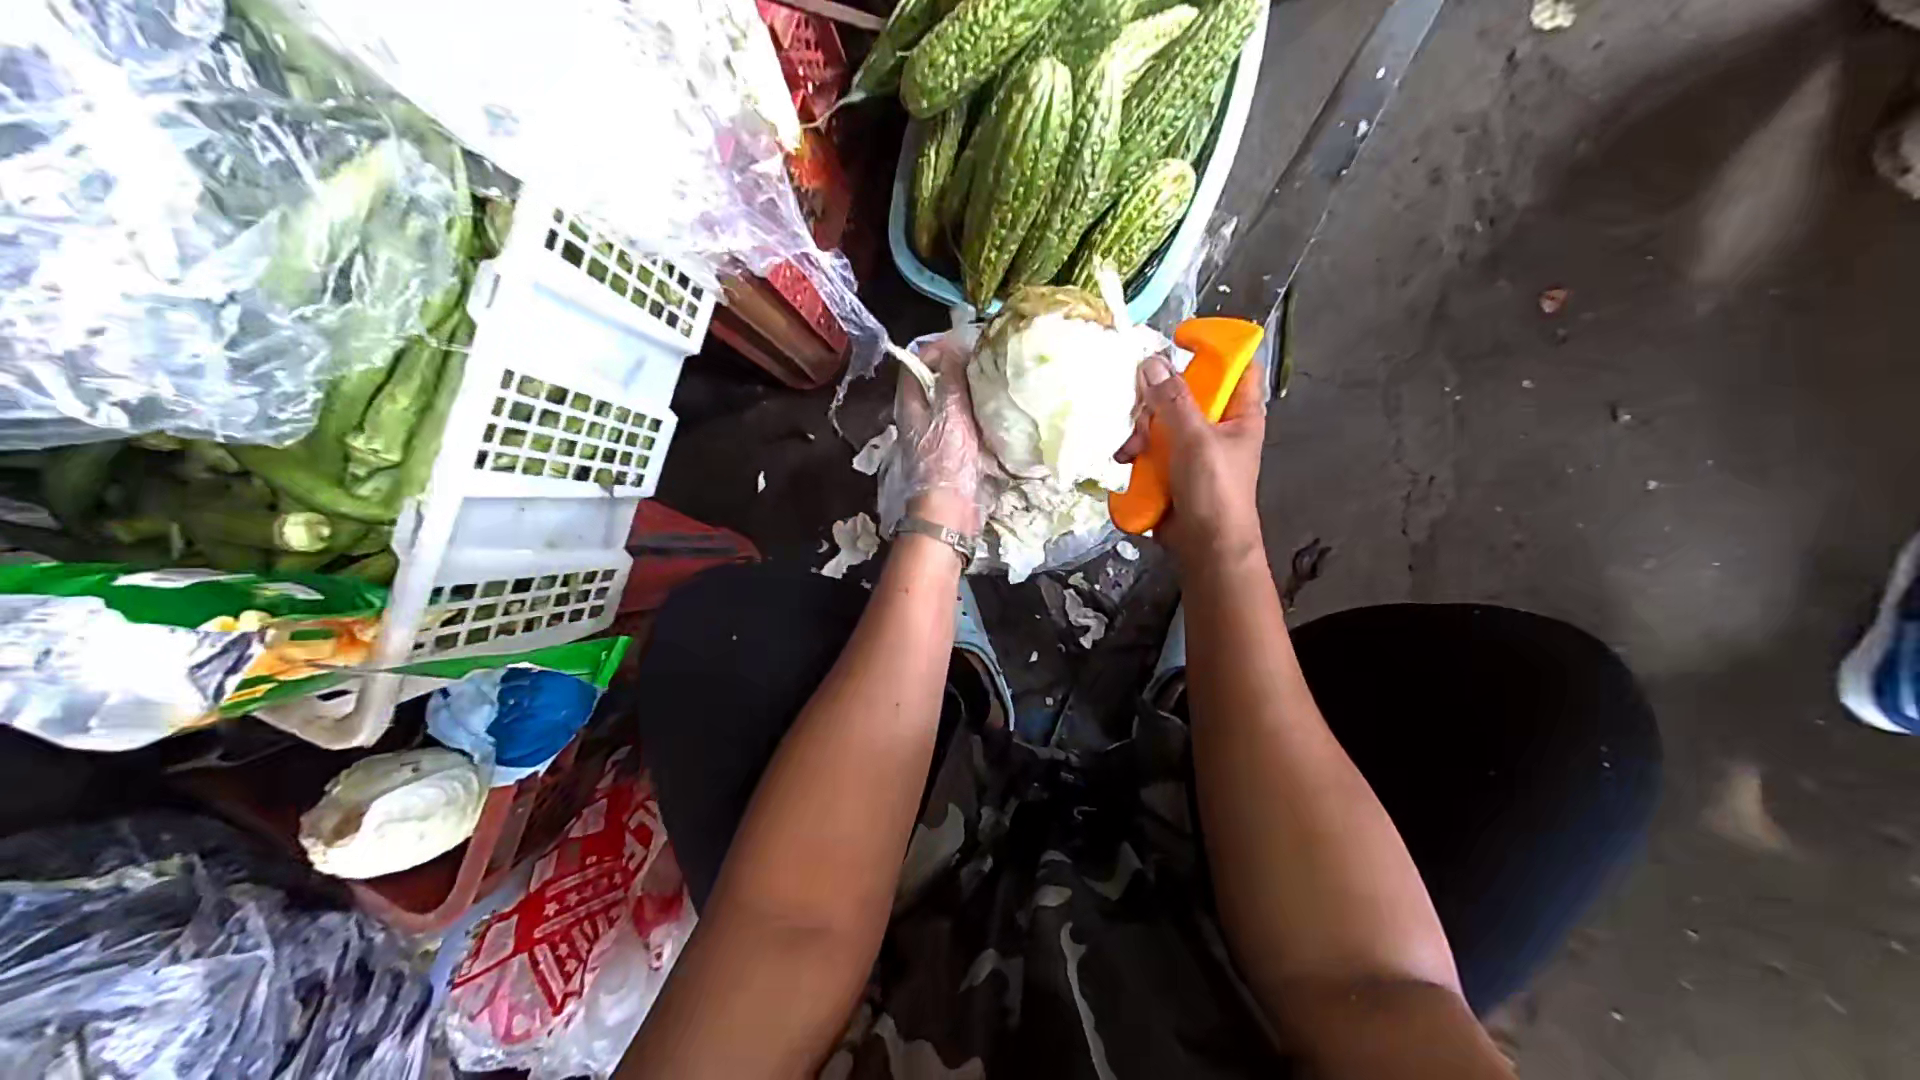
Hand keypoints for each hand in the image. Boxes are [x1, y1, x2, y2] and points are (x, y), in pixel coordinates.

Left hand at [881, 336, 989, 535]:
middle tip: (987, 357)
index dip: (939, 346)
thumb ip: (951, 378)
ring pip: (951, 397)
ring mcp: (936, 431)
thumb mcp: (950, 413)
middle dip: (959, 365)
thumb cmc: (946, 460)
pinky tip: (994, 406)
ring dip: (970, 386)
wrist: (950, 509)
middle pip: (936, 378)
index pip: (918, 361)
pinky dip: (976, 408)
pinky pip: (963, 418)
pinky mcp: (952, 446)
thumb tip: (954, 346)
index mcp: (911, 402)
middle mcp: (920, 413)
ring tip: (994, 376)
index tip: (967, 342)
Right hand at [1115, 353, 1265, 565]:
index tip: (1180, 340)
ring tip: (1131, 449)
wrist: (1205, 548)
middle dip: (1158, 399)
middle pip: (1184, 390)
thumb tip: (1151, 361)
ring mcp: (1191, 447)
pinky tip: (1124, 460)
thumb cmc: (1214, 492)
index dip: (1213, 345)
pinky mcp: (1169, 467)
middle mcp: (1216, 424)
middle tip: (1144, 411)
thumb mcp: (1196, 440)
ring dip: (1140, 430)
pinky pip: (1148, 445)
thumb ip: (1173, 400)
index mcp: (1239, 412)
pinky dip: (1135, 450)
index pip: (1235, 364)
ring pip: (1159, 418)